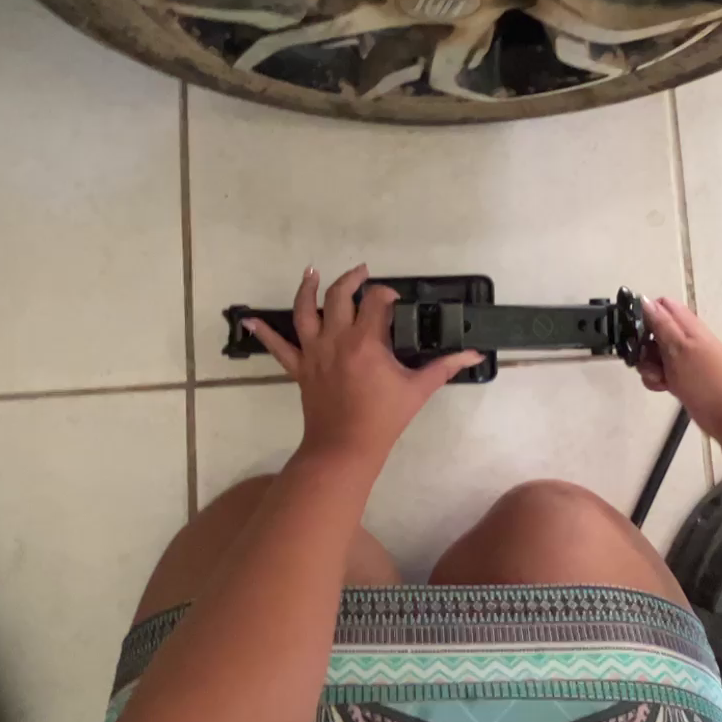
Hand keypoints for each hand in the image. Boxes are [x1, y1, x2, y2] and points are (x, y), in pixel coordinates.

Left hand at [245, 264, 485, 466]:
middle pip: (339, 295)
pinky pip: (277, 347)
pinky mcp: (298, 367)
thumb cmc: (383, 419)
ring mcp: (313, 352)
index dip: (386, 294)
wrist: (344, 449)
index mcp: (366, 341)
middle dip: (351, 279)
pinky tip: (248, 319)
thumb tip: (474, 354)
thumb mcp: (418, 390)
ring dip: (307, 288)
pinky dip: (262, 332)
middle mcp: (336, 338)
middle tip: (362, 274)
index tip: (395, 300)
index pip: (375, 301)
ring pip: (304, 311)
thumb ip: (445, 367)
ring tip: (312, 272)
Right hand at [637, 296, 721, 441]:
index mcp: (688, 326)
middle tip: (645, 358)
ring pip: (653, 354)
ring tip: (657, 377)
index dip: (646, 314)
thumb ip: (660, 323)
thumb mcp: (679, 348)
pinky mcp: (680, 376)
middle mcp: (684, 339)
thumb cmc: (704, 380)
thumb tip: (644, 300)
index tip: (636, 330)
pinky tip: (662, 386)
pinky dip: (655, 378)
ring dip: (648, 365)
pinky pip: (658, 372)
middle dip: (643, 345)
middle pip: (653, 331)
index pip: (662, 306)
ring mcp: (682, 358)